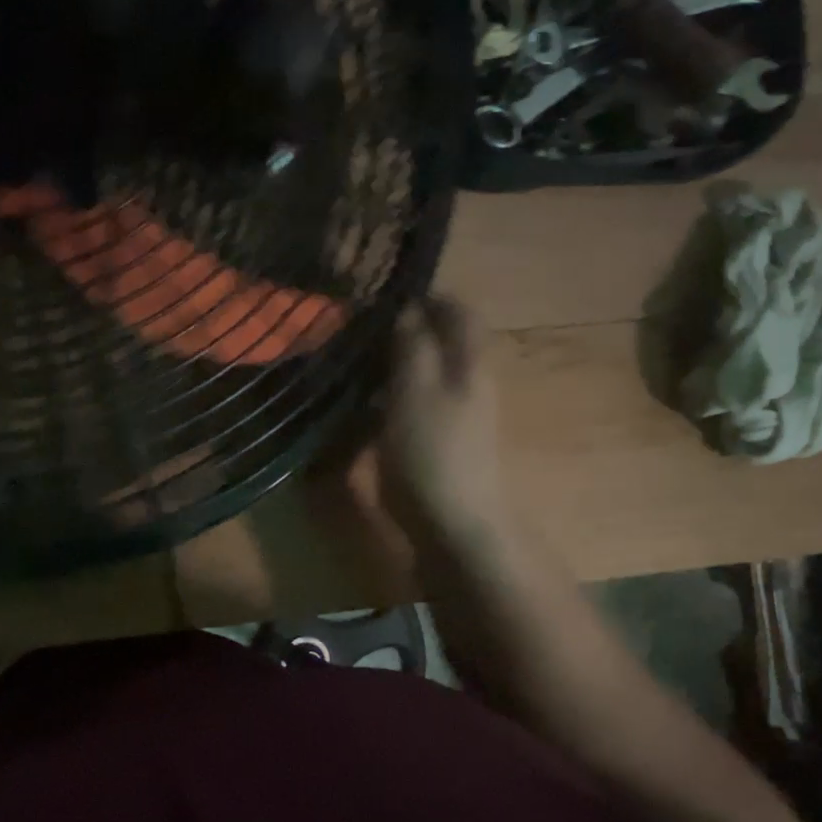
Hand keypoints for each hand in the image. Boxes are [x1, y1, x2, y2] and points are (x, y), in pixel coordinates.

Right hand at [377, 299, 507, 542]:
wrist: (454, 526)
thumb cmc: (432, 452)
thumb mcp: (415, 389)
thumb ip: (411, 344)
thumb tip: (406, 305)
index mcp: (469, 362)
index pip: (458, 311)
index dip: (426, 296)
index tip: (381, 295)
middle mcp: (469, 382)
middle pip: (443, 341)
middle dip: (406, 329)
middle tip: (359, 329)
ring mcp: (457, 415)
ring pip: (427, 373)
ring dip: (394, 363)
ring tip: (352, 363)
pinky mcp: (439, 444)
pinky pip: (414, 405)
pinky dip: (390, 396)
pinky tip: (363, 407)